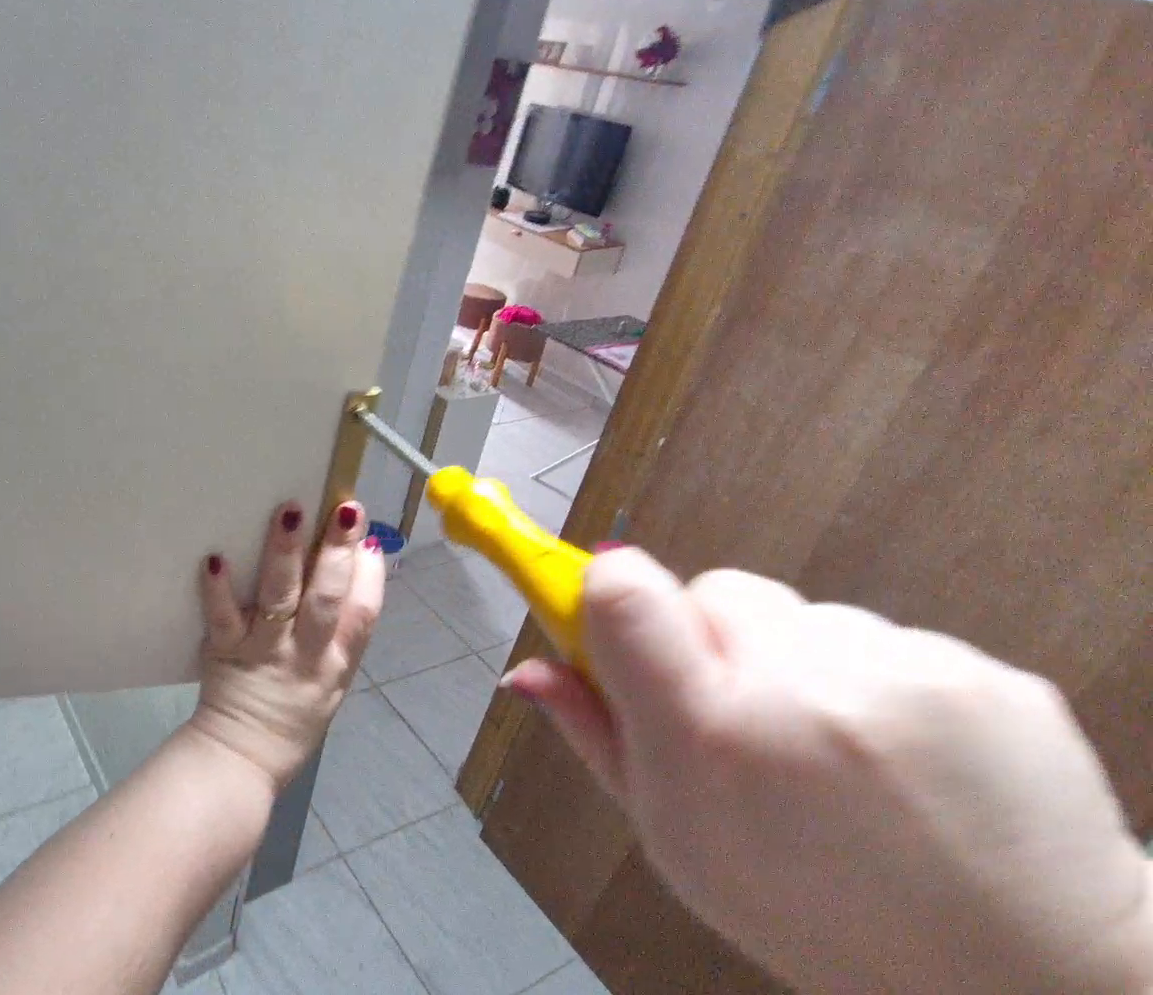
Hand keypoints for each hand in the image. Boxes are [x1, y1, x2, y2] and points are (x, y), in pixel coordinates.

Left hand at [186, 500, 384, 788]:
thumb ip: (342, 635)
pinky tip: (216, 559)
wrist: (241, 760)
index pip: (363, 615)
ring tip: (290, 515)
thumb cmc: (293, 719)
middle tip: (346, 509)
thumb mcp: (332, 683)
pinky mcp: (225, 651)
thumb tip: (354, 571)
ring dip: (286, 554)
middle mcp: (305, 655)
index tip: (370, 536)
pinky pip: (222, 616)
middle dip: (338, 552)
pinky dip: (219, 588)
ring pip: (280, 597)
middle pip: (327, 598)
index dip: (370, 576)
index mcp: (336, 664)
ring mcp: (265, 652)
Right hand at [506, 549, 1152, 993]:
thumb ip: (594, 736)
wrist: (1020, 979)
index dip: (607, 590)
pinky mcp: (980, 670)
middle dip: (708, 638)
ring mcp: (900, 674)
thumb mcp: (670, 837)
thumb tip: (525, 670)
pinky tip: (894, 753)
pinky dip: (869, 679)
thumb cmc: (815, 914)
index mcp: (709, 736)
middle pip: (713, 589)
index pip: (625, 589)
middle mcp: (800, 690)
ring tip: (828, 749)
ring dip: (792, 661)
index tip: (609, 616)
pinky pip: (878, 635)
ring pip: (798, 612)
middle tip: (735, 712)